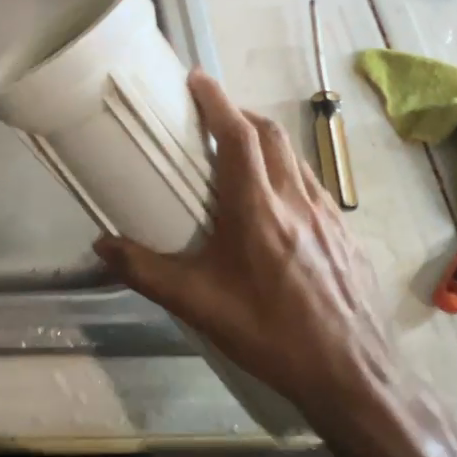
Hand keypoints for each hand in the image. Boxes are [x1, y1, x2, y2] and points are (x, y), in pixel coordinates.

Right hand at [94, 71, 396, 418]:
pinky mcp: (346, 237)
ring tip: (238, 153)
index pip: (238, 137)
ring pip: (295, 158)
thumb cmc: (270, 334)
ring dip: (265, 141)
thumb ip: (144, 271)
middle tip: (211, 117)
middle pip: (271, 135)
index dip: (216, 101)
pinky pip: (313, 186)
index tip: (196, 79)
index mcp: (257, 210)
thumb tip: (101, 244)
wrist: (355, 377)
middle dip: (240, 114)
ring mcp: (328, 217)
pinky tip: (274, 204)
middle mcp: (295, 202)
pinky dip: (287, 172)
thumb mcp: (197, 305)